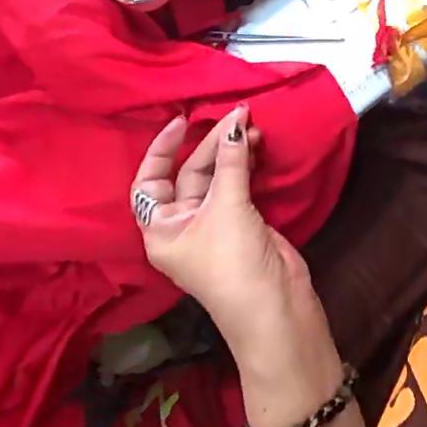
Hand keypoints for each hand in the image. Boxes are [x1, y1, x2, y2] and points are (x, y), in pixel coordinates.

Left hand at [132, 105, 324, 366]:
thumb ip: (231, 162)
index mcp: (162, 228)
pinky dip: (246, 166)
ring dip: (233, 153)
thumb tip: (236, 120)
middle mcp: (183, 224)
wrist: (276, 308)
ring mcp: (215, 224)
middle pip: (190, 173)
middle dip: (213, 145)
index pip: (149, 181)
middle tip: (238, 119)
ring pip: (218, 178)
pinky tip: (256, 147)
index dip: (162, 149)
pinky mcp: (243, 223)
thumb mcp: (227, 209)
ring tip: (253, 129)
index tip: (183, 121)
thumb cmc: (234, 262)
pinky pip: (238, 185)